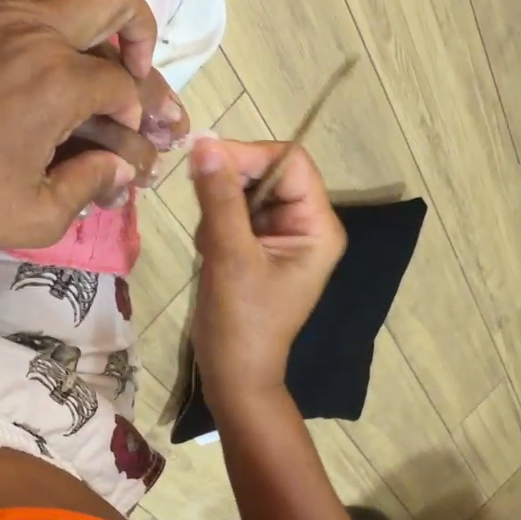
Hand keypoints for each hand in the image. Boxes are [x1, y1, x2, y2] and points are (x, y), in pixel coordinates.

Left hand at [0, 0, 161, 255]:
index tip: (120, 138)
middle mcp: (33, 32)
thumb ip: (92, 185)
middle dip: (138, 31)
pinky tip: (12, 13)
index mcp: (61, 85)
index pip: (122, 84)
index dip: (133, 113)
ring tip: (77, 20)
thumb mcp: (42, 216)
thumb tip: (123, 168)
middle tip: (129, 65)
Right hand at [189, 139, 345, 407]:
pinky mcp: (257, 250)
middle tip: (202, 212)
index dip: (248, 155)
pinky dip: (215, 226)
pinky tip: (210, 255)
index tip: (203, 161)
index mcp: (317, 227)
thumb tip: (204, 143)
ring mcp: (280, 238)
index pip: (289, 163)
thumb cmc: (241, 323)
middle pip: (267, 174)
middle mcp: (305, 226)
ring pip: (245, 193)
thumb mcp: (230, 257)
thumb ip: (220, 199)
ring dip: (219, 209)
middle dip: (230, 186)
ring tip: (210, 247)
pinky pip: (234, 216)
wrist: (234, 376)